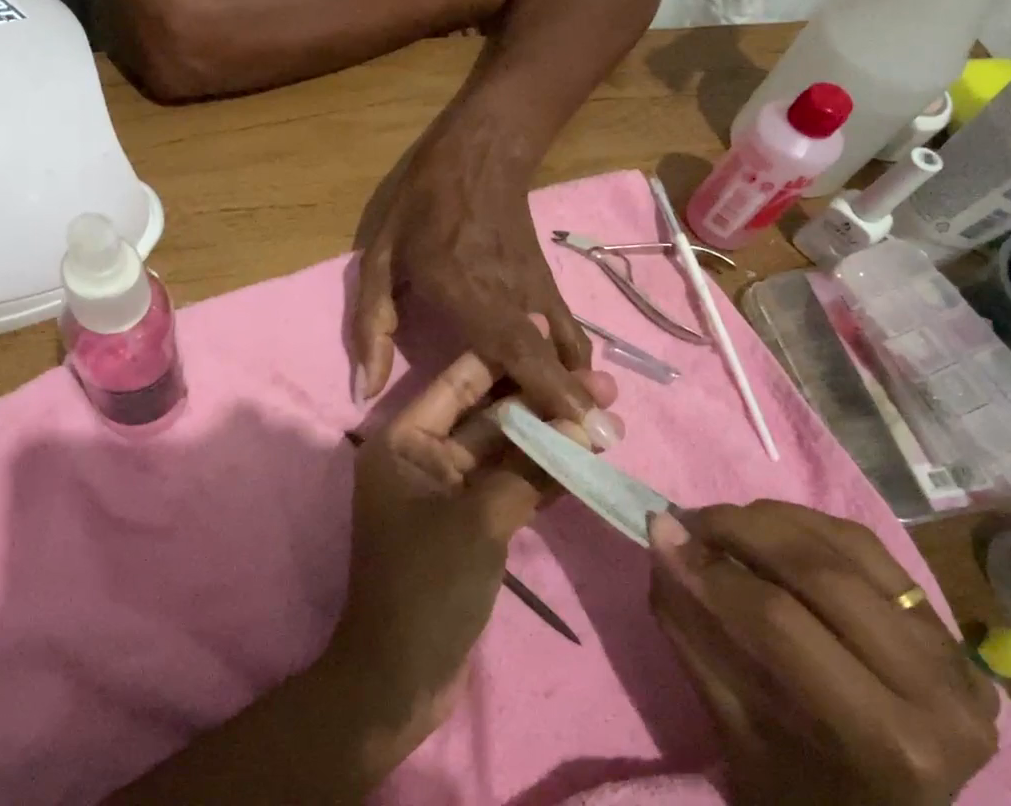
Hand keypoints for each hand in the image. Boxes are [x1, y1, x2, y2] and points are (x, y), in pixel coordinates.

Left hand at [323, 349, 584, 759]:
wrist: (400, 674)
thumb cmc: (426, 585)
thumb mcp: (478, 520)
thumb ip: (530, 470)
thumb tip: (581, 426)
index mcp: (402, 441)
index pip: (459, 383)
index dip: (507, 358)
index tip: (553, 336)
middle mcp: (422, 458)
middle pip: (489, 416)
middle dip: (542, 401)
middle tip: (604, 385)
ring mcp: (446, 493)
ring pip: (506, 454)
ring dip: (551, 439)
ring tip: (610, 419)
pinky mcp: (468, 525)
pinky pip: (509, 488)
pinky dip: (544, 477)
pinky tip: (586, 459)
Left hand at [351, 115, 616, 451]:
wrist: (479, 158)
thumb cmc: (422, 211)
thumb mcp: (382, 262)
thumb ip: (371, 326)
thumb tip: (364, 391)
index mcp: (469, 297)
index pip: (517, 352)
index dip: (549, 392)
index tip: (581, 430)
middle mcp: (515, 303)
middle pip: (553, 363)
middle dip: (575, 409)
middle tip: (593, 450)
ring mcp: (540, 294)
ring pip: (569, 351)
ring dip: (579, 391)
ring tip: (589, 433)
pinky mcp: (551, 288)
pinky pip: (570, 334)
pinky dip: (576, 365)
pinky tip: (576, 391)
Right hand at [646, 501, 1000, 805]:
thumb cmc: (791, 793)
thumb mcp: (730, 726)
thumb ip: (691, 626)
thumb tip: (663, 535)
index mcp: (882, 738)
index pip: (781, 622)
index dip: (713, 572)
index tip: (662, 537)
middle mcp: (939, 694)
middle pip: (822, 574)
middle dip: (740, 530)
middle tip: (688, 520)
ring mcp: (960, 662)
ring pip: (851, 548)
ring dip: (775, 520)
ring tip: (724, 522)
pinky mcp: (958, 639)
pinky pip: (875, 555)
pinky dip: (813, 529)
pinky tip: (773, 532)